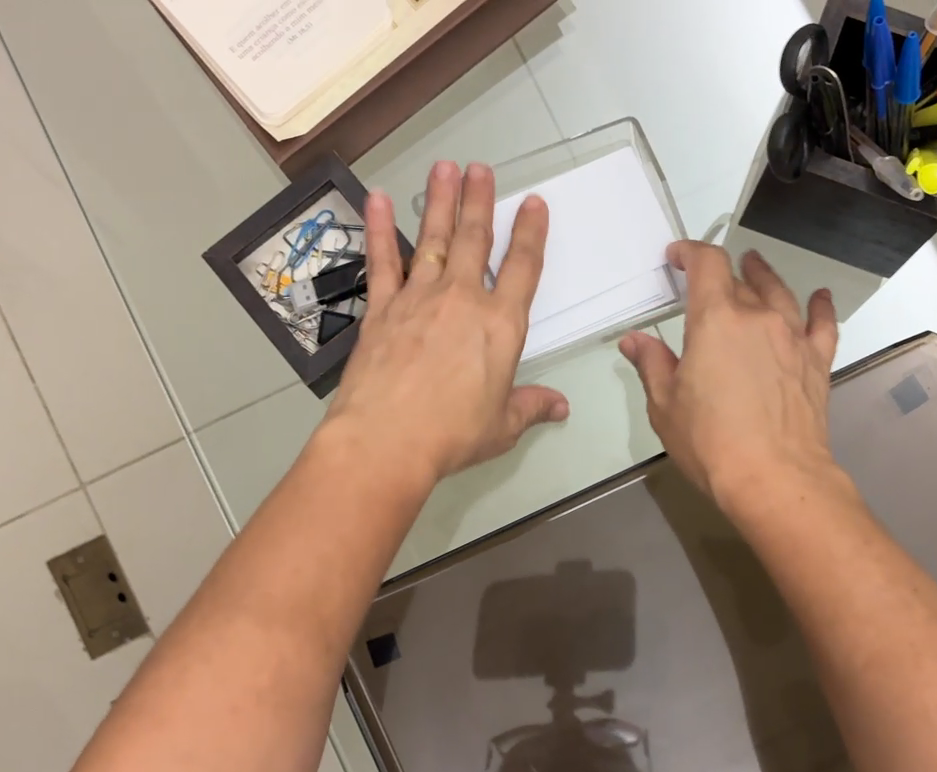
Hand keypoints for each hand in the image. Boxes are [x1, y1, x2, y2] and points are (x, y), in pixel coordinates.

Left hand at [321, 161, 568, 485]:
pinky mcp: (382, 309)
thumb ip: (530, 407)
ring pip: (431, 239)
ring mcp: (418, 299)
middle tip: (479, 168)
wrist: (388, 438)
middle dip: (479, 201)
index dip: (530, 233)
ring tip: (443, 168)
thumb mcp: (502, 426)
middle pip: (474, 240)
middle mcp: (461, 299)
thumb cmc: (453, 435)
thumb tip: (560, 407)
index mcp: (501, 325)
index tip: (533, 204)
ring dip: (439, 202)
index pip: (522, 268)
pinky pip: (382, 261)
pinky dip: (379, 229)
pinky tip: (376, 200)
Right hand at [620, 243, 839, 503]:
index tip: (677, 256)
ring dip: (764, 277)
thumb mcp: (665, 406)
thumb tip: (635, 340)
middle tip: (707, 281)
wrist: (774, 477)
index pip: (706, 266)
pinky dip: (820, 306)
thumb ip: (652, 365)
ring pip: (780, 294)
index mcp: (715, 321)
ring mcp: (793, 338)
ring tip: (755, 268)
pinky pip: (823, 323)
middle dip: (721, 276)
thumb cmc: (709, 443)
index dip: (690, 253)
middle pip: (740, 282)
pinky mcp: (817, 362)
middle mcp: (758, 318)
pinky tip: (819, 298)